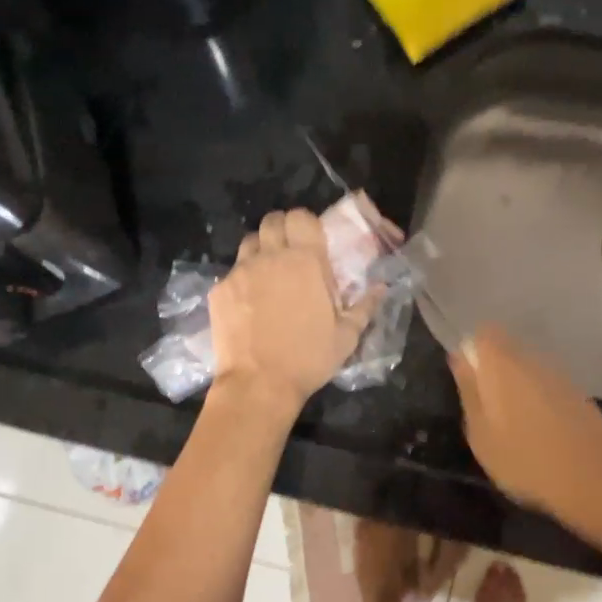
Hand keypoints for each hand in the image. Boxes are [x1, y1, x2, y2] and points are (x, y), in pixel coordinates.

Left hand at [209, 209, 377, 417]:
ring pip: (249, 242)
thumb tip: (381, 288)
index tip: (311, 240)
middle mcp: (271, 257)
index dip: (306, 223)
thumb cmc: (308, 359)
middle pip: (271, 220)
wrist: (258, 384)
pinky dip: (242, 280)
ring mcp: (240, 272)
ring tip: (269, 275)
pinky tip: (249, 304)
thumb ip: (364, 307)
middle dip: (282, 229)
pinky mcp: (220, 290)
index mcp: (306, 261)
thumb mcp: (346, 337)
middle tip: (290, 252)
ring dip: (261, 250)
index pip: (301, 216)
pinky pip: (232, 272)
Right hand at [449, 326, 601, 526]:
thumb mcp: (481, 434)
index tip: (468, 381)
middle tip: (487, 409)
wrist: (597, 478)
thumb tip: (461, 358)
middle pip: (507, 350)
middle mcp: (533, 360)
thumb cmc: (525, 459)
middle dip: (494, 371)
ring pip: (529, 369)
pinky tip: (539, 432)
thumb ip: (469, 391)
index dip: (472, 352)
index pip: (483, 334)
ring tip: (512, 425)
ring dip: (518, 388)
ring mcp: (560, 376)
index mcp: (502, 364)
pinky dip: (539, 401)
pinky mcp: (579, 395)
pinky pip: (548, 387)